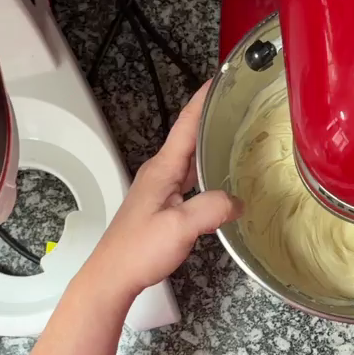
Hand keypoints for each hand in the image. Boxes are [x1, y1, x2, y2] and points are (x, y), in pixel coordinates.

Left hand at [74, 84, 240, 305]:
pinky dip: (206, 171)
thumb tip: (238, 201)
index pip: (186, 124)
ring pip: (189, 158)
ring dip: (210, 145)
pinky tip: (221, 180)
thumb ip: (212, 208)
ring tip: (237, 137)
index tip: (222, 78)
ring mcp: (160, 189)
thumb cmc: (139, 250)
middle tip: (240, 106)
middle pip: (188, 136)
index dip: (203, 99)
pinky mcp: (162, 205)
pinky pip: (189, 179)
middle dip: (212, 118)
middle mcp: (160, 173)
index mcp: (162, 169)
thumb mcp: (180, 227)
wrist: (113, 276)